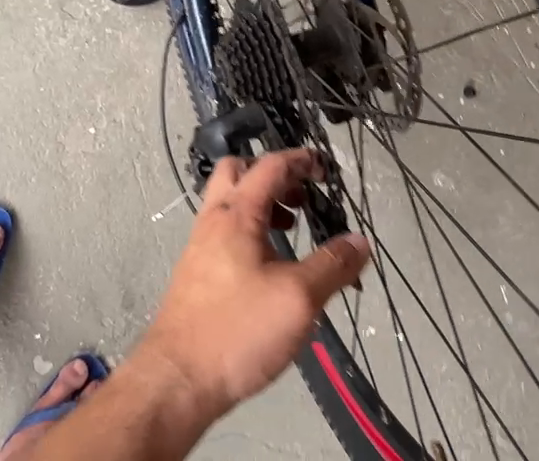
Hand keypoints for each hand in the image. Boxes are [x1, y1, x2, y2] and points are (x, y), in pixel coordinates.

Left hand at [135, 148, 370, 419]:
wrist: (178, 378)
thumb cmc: (238, 330)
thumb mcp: (299, 299)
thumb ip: (332, 267)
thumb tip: (360, 242)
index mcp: (236, 214)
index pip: (268, 166)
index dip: (298, 159)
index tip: (323, 166)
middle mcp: (213, 221)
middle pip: (238, 172)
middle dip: (273, 175)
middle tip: (302, 197)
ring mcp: (200, 246)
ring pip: (229, 203)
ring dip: (262, 204)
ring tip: (293, 230)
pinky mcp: (197, 272)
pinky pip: (225, 231)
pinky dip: (250, 230)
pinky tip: (271, 265)